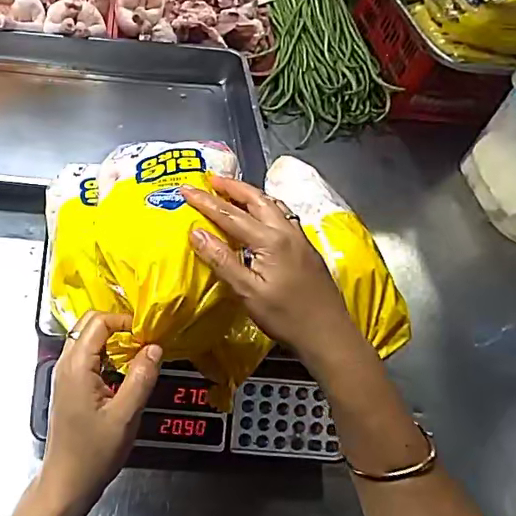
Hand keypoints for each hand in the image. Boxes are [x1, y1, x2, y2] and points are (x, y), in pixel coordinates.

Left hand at [38, 312, 159, 515]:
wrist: (67, 481)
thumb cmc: (93, 453)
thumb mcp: (125, 415)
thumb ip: (141, 378)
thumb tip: (154, 348)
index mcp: (76, 366)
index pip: (98, 322)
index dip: (124, 320)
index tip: (148, 333)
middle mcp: (65, 364)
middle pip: (89, 325)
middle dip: (118, 325)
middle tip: (144, 340)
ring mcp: (65, 375)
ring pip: (87, 339)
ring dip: (112, 340)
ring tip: (138, 355)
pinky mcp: (69, 386)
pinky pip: (87, 357)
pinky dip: (106, 355)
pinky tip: (124, 372)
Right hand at [180, 176, 362, 365]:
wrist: (329, 335)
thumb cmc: (286, 317)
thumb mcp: (248, 292)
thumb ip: (222, 260)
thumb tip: (196, 232)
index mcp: (270, 241)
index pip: (230, 214)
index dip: (205, 201)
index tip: (185, 189)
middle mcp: (287, 232)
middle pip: (256, 200)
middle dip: (232, 187)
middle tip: (211, 179)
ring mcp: (300, 239)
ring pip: (272, 206)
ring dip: (250, 195)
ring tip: (232, 191)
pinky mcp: (305, 249)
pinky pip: (282, 216)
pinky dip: (264, 207)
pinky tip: (259, 215)